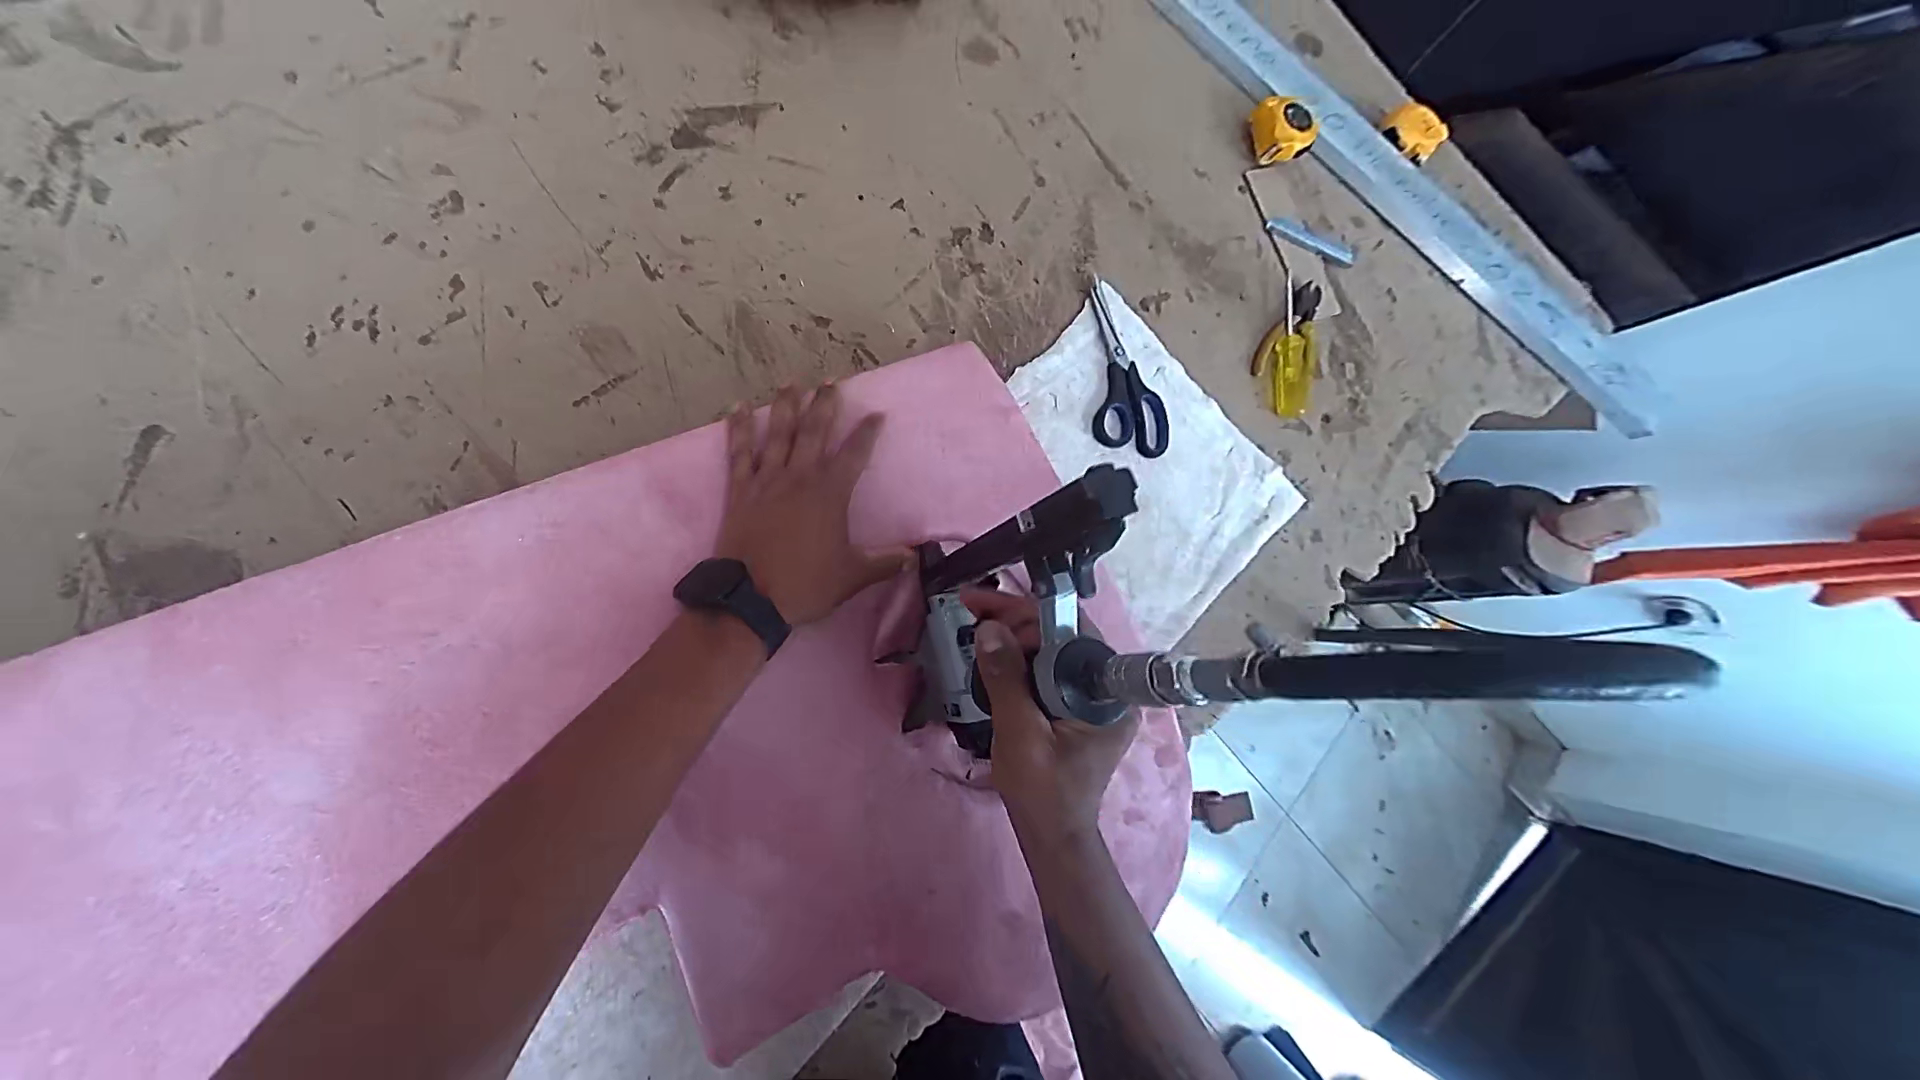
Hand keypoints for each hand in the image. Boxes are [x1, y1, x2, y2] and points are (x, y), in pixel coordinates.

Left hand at [718, 384, 911, 624]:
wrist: (750, 598)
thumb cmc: (805, 585)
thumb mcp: (853, 576)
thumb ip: (884, 563)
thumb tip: (913, 557)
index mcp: (830, 494)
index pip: (855, 455)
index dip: (867, 433)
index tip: (877, 414)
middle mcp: (800, 478)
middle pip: (815, 432)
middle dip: (826, 405)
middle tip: (831, 382)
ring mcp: (767, 481)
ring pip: (779, 434)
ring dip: (787, 407)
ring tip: (792, 382)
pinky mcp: (740, 491)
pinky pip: (740, 452)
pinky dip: (740, 428)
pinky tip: (740, 407)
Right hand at [973, 617, 1138, 842]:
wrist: (1050, 834)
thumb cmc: (1041, 791)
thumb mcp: (1019, 734)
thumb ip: (1006, 680)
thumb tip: (989, 629)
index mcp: (1107, 694)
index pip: (1074, 632)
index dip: (1030, 613)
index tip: (990, 605)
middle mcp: (1106, 689)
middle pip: (1061, 636)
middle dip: (1016, 620)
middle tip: (974, 612)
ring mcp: (1091, 697)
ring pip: (1051, 649)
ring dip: (1014, 635)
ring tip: (978, 627)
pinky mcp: (1074, 706)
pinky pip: (1047, 669)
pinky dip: (1018, 658)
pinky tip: (993, 654)